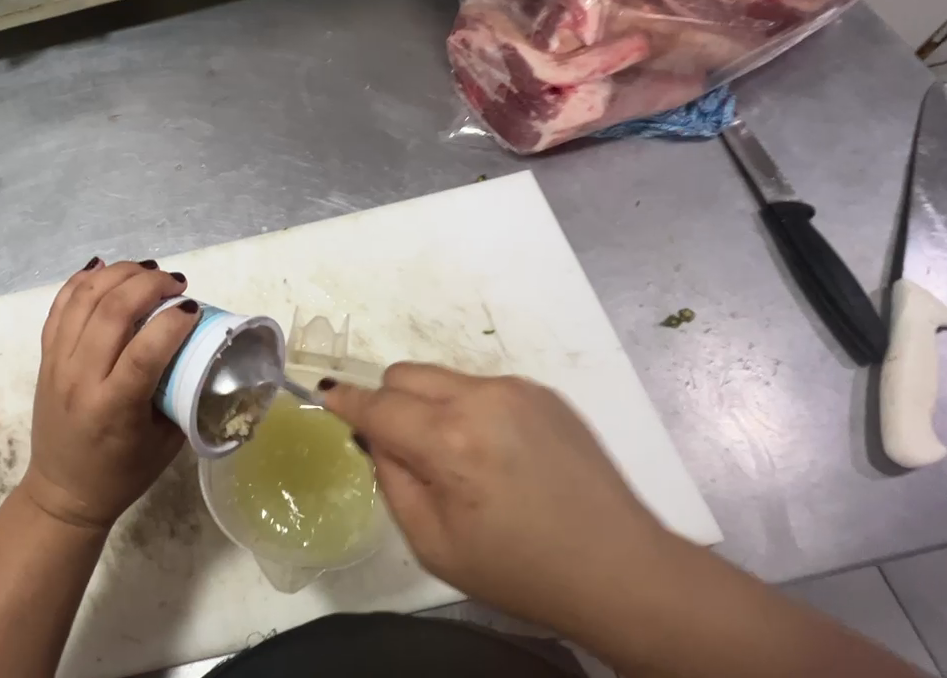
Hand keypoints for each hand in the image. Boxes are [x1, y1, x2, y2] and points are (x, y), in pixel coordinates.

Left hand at [19, 259, 196, 531]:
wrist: (62, 492)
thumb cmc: (121, 474)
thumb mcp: (166, 444)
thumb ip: (184, 395)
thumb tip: (206, 351)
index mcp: (113, 408)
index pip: (143, 351)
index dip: (171, 322)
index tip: (193, 308)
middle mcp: (80, 379)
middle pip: (111, 312)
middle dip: (149, 285)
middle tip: (176, 282)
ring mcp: (57, 363)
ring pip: (83, 298)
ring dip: (118, 274)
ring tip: (147, 271)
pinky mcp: (45, 355)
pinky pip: (60, 305)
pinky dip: (82, 280)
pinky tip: (106, 267)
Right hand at [321, 363, 677, 630]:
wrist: (622, 570)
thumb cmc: (521, 570)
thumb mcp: (434, 543)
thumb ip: (392, 479)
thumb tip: (375, 436)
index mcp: (449, 441)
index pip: (378, 405)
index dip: (346, 402)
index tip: (324, 396)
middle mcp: (479, 398)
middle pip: (403, 375)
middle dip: (388, 403)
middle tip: (403, 449)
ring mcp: (516, 389)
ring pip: (441, 378)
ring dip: (429, 405)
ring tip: (458, 457)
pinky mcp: (543, 392)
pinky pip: (480, 387)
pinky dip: (468, 409)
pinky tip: (497, 454)